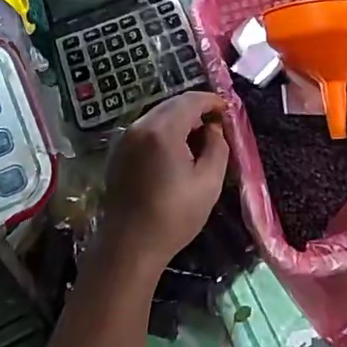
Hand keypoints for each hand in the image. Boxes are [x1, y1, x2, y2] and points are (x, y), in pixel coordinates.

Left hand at [98, 91, 230, 267]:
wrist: (129, 245)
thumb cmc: (174, 216)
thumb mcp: (209, 182)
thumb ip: (217, 147)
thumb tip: (214, 128)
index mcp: (162, 131)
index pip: (191, 100)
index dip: (212, 101)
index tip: (228, 110)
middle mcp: (139, 127)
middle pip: (172, 104)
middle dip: (196, 109)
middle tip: (216, 125)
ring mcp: (125, 139)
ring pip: (158, 116)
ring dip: (180, 120)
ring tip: (199, 139)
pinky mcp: (118, 152)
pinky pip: (146, 130)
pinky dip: (164, 131)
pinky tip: (175, 151)